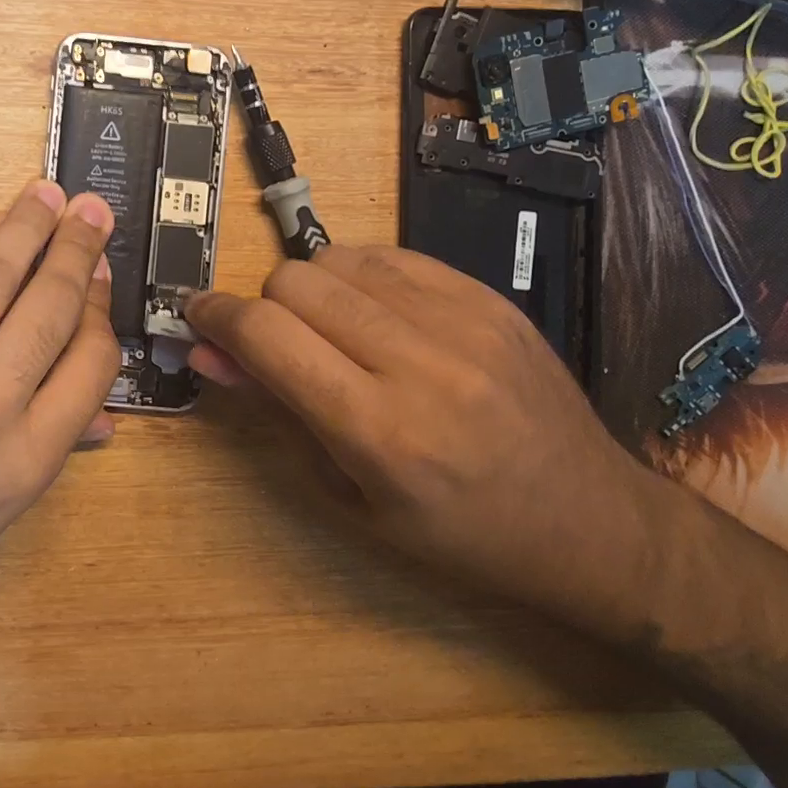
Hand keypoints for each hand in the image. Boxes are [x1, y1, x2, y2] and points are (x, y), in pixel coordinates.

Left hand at [0, 181, 119, 650]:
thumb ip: (41, 455)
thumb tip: (96, 418)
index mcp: (20, 464)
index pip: (89, 367)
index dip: (101, 317)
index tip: (100, 286)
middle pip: (46, 309)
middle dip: (76, 254)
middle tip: (93, 211)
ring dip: (23, 230)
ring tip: (49, 196)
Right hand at [184, 245, 672, 622]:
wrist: (590, 522)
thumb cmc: (455, 531)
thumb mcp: (349, 493)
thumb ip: (275, 410)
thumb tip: (206, 350)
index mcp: (378, 430)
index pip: (266, 334)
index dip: (215, 316)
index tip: (197, 317)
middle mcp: (419, 363)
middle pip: (293, 282)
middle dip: (264, 308)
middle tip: (279, 347)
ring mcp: (463, 321)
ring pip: (335, 259)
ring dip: (310, 290)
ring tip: (331, 333)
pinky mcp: (489, 298)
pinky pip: (390, 255)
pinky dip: (359, 279)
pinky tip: (375, 317)